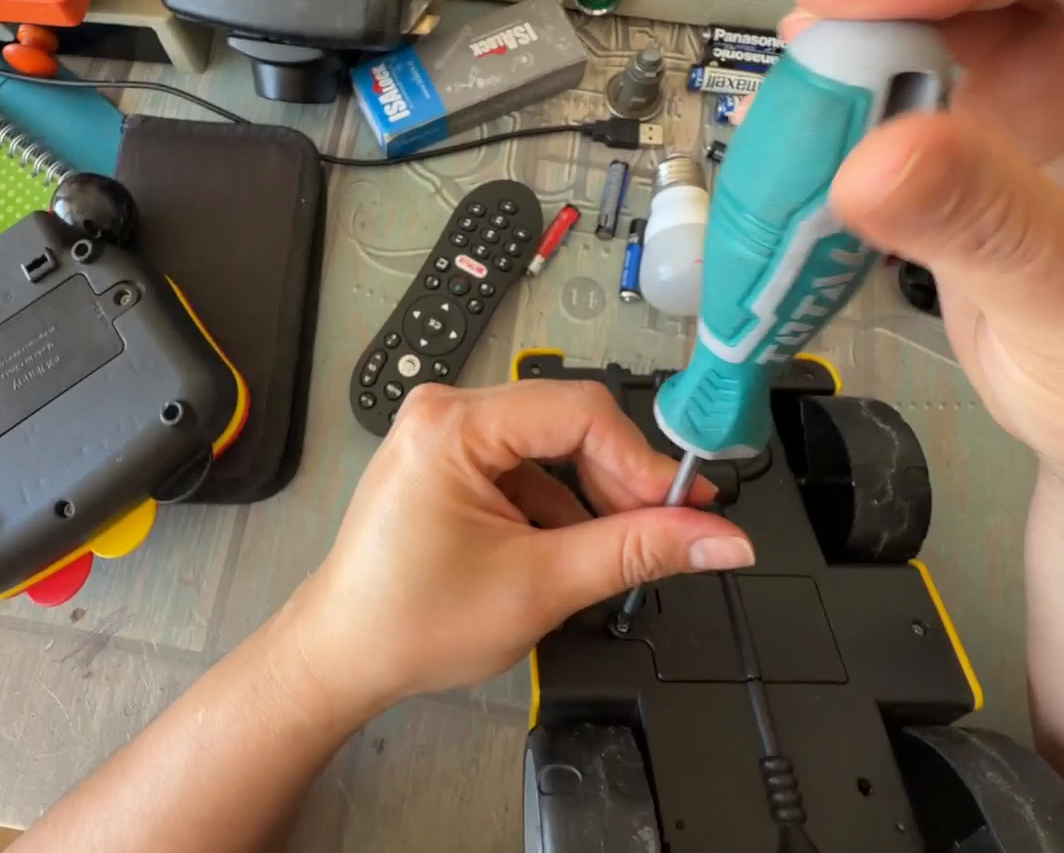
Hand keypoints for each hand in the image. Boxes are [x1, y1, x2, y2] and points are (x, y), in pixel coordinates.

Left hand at [280, 379, 752, 704]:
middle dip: (618, 479)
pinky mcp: (448, 456)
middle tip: (664, 530)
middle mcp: (444, 411)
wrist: (345, 653)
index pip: (578, 410)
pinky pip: (522, 462)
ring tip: (609, 549)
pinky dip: (556, 500)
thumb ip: (636, 551)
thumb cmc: (415, 622)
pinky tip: (565, 545)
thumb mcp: (539, 585)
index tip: (685, 508)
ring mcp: (443, 432)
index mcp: (453, 425)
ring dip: (590, 494)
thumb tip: (719, 537)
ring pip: (549, 443)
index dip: (641, 459)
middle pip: (565, 421)